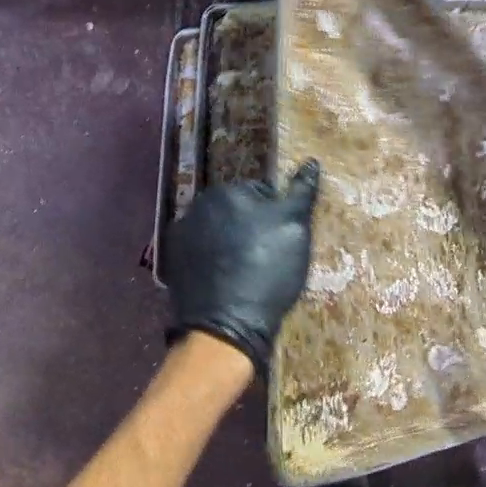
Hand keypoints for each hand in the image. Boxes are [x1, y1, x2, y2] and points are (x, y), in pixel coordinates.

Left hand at [165, 161, 320, 375]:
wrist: (228, 324)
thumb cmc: (268, 267)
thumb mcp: (294, 227)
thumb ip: (301, 192)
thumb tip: (311, 162)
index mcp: (225, 191)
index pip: (260, 192)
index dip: (276, 216)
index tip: (282, 240)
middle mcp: (196, 206)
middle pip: (235, 211)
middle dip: (250, 227)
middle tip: (268, 256)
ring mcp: (180, 237)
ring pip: (217, 233)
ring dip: (230, 244)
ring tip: (248, 272)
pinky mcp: (173, 265)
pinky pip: (201, 255)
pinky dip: (213, 263)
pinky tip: (227, 283)